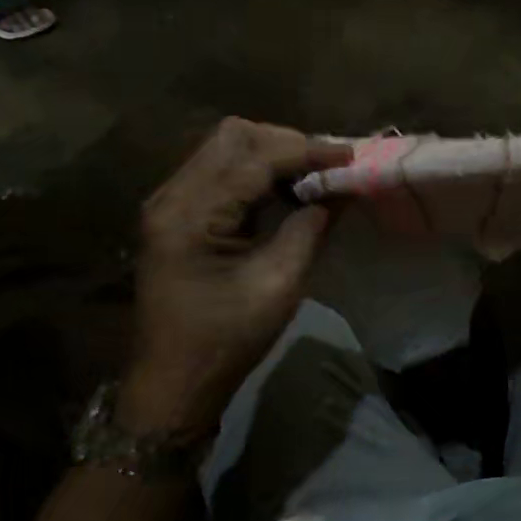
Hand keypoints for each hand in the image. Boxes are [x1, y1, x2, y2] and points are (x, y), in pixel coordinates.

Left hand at [120, 119, 350, 431]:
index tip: (351, 155)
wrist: (173, 384)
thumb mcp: (278, 285)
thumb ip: (310, 227)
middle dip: (287, 143)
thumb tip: (342, 188)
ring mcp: (169, 203)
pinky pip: (220, 171)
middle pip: (233, 137)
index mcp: (190, 215)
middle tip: (330, 167)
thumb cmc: (225, 342)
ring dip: (273, 154)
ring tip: (315, 175)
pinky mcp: (176, 214)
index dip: (307, 150)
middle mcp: (171, 196)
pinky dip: (257, 172)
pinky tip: (286, 190)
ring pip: (226, 148)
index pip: (254, 158)